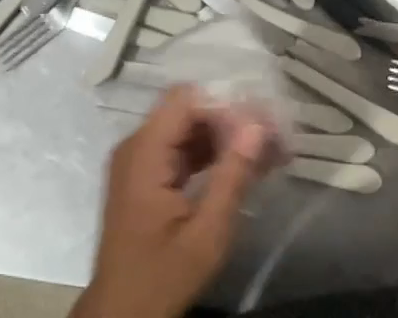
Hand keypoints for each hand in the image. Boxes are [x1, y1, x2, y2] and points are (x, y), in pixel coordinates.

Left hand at [72, 87, 273, 317]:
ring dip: (227, 136)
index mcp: (144, 153)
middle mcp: (137, 146)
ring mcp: (140, 160)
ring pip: (190, 127)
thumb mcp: (206, 233)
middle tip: (274, 138)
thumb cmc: (163, 277)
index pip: (188, 100)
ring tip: (270, 151)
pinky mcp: (148, 176)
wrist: (123, 315)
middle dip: (233, 120)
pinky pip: (183, 149)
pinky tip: (247, 166)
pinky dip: (213, 153)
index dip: (226, 106)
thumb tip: (258, 125)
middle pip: (189, 110)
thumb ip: (232, 175)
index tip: (262, 126)